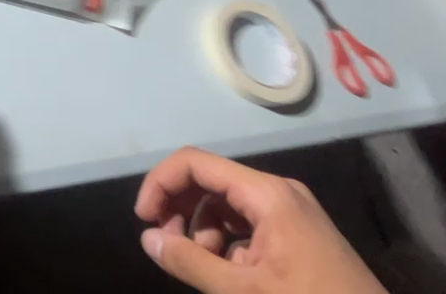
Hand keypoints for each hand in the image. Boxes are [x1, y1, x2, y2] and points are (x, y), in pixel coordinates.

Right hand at [135, 147, 385, 293]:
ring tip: (201, 268)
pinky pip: (249, 224)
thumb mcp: (245, 293)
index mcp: (266, 193)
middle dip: (180, 208)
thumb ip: (190, 262)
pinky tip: (230, 276)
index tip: (144, 222)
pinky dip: (228, 243)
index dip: (160, 184)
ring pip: (228, 205)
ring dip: (203, 230)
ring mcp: (293, 213)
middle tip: (166, 245)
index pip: (194, 163)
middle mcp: (279, 192)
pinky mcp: (301, 236)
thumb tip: (148, 238)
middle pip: (210, 181)